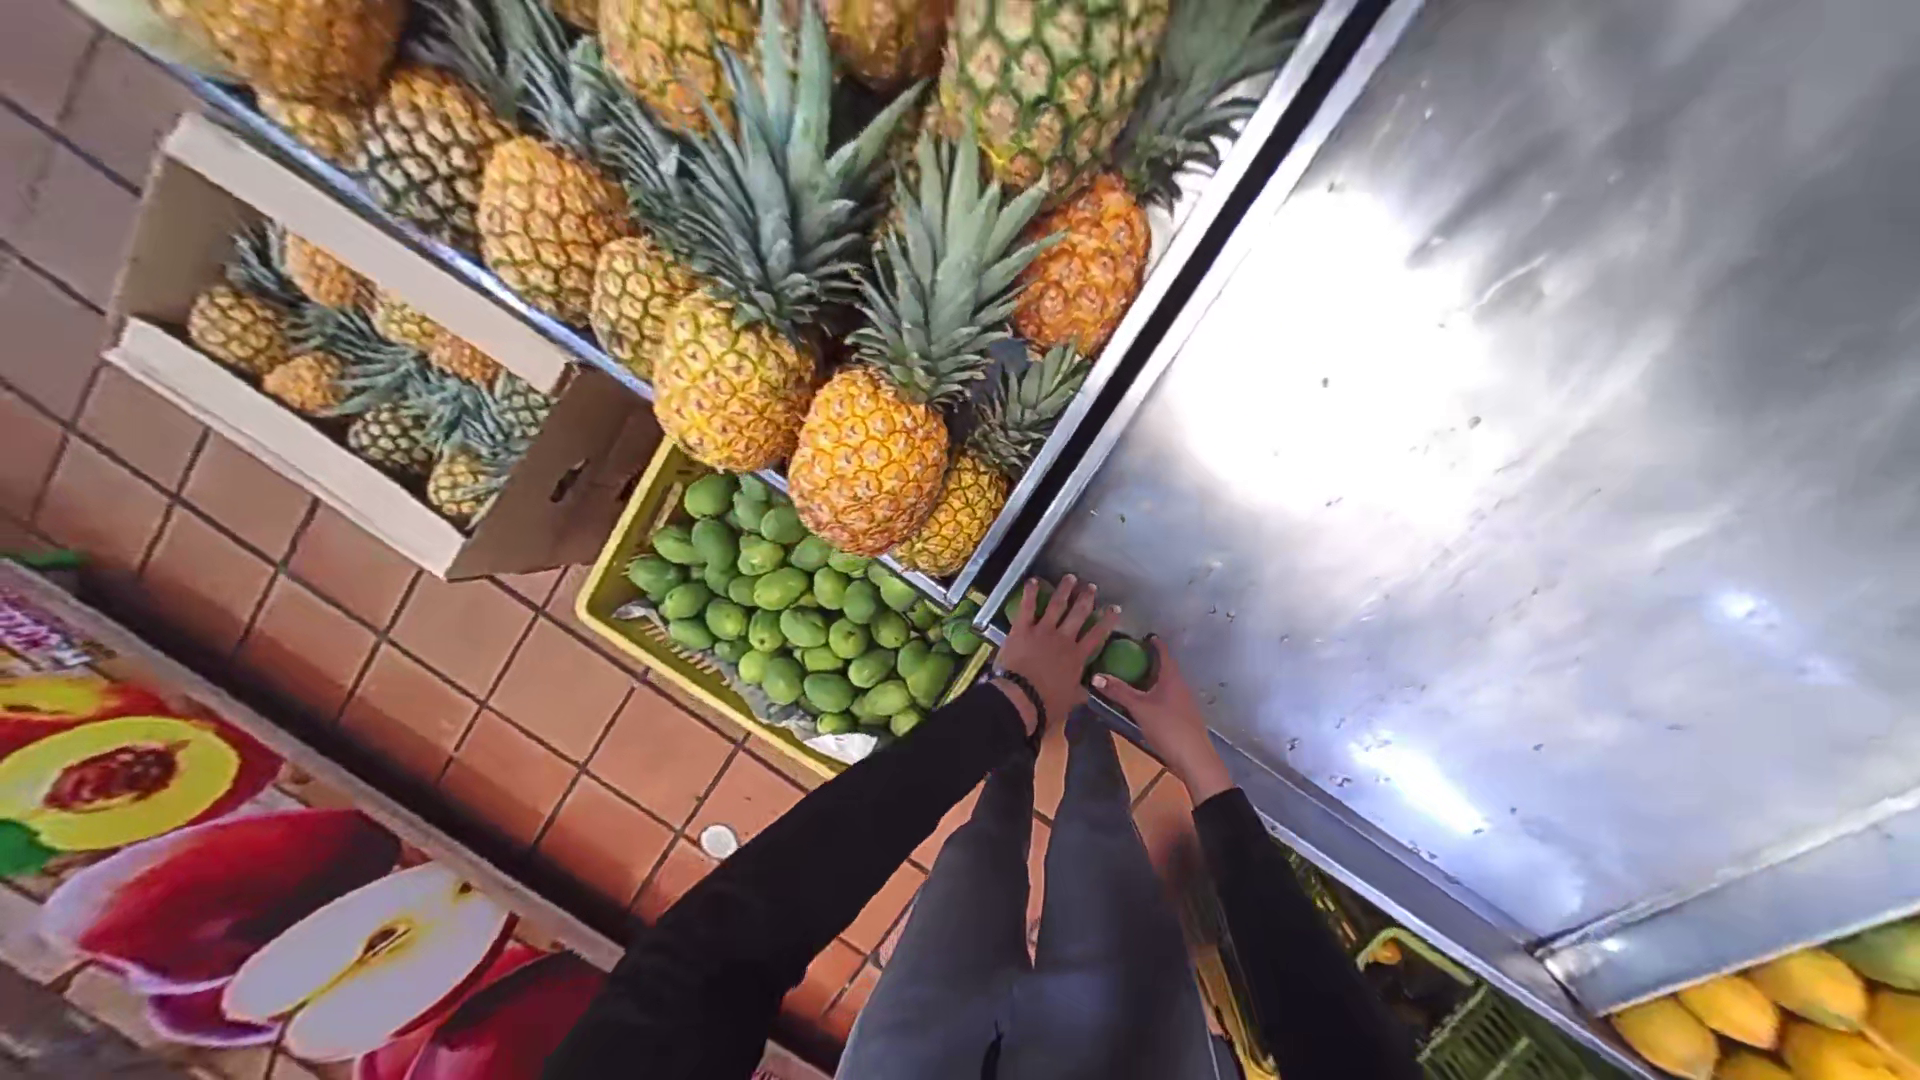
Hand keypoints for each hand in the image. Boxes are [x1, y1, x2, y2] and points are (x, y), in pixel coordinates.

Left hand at [994, 576, 1119, 735]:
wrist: (1021, 697)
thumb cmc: (1047, 703)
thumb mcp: (1070, 700)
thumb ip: (1079, 692)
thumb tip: (1088, 692)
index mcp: (1077, 656)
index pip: (1097, 634)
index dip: (1107, 621)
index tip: (1114, 609)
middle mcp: (1064, 639)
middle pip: (1079, 613)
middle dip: (1086, 598)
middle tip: (1091, 587)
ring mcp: (1043, 631)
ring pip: (1057, 605)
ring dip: (1064, 590)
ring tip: (1070, 577)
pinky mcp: (1023, 629)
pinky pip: (1027, 607)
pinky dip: (1031, 592)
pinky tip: (1033, 580)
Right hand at [1094, 638, 1233, 802]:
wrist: (1194, 759)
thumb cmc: (1168, 727)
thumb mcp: (1139, 708)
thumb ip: (1118, 691)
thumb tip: (1095, 676)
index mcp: (1172, 677)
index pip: (1163, 652)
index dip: (1154, 643)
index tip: (1141, 636)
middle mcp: (1180, 685)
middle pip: (1164, 666)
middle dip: (1148, 660)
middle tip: (1128, 655)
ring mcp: (1183, 701)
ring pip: (1165, 682)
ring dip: (1151, 677)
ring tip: (1131, 676)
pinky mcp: (1182, 715)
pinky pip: (1166, 695)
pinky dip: (1153, 691)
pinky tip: (1142, 700)